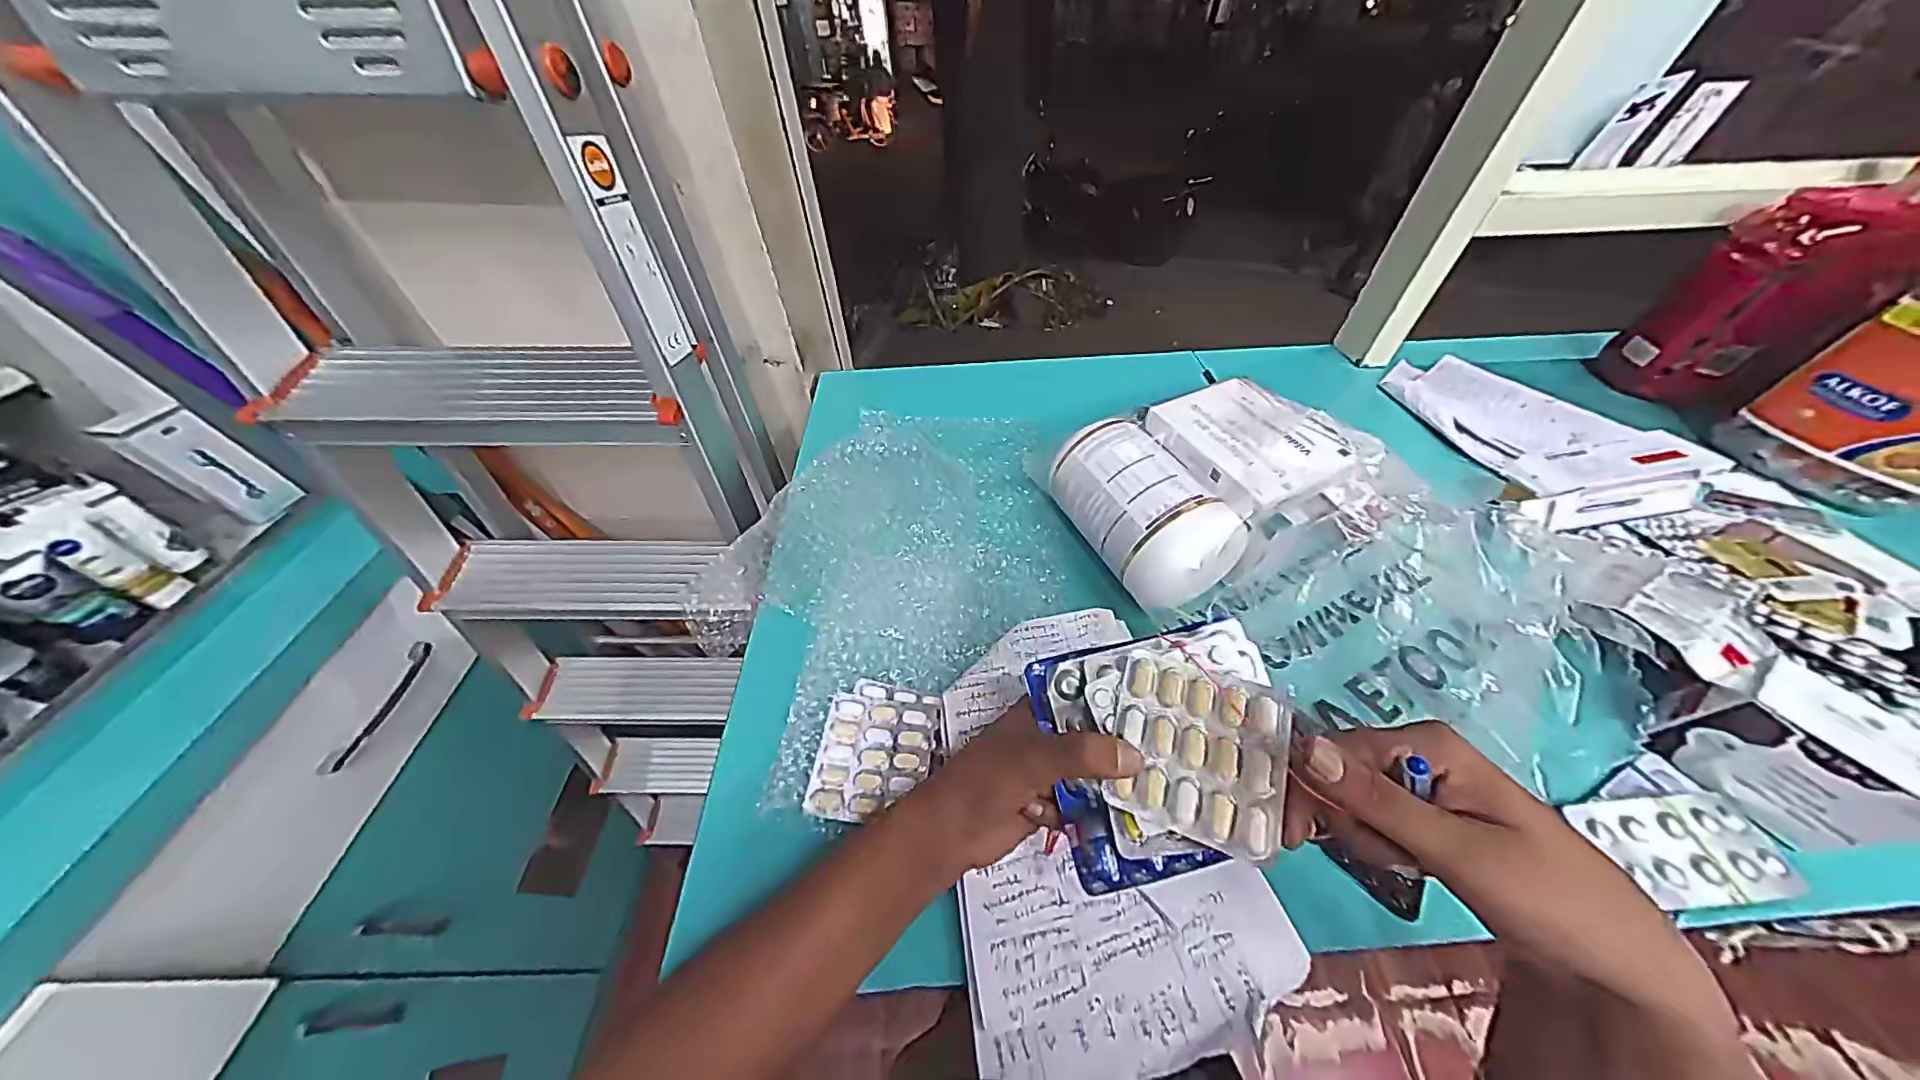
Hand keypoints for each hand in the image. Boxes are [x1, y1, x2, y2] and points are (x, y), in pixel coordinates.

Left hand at [900, 701, 1141, 871]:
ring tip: (1157, 789)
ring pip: (1091, 773)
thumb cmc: (985, 781)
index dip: (1117, 700)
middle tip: (1172, 754)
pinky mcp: (1049, 803)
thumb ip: (1083, 753)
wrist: (952, 834)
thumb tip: (1134, 757)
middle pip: (1093, 738)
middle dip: (1123, 748)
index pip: (1084, 697)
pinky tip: (1125, 817)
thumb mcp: (1035, 758)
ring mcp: (1047, 771)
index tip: (1159, 706)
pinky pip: (1083, 802)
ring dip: (1114, 783)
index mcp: (1038, 713)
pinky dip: (1098, 810)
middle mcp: (1046, 738)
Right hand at [1281, 722, 1732, 1027]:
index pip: (1333, 749)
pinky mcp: (1424, 815)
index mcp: (1428, 743)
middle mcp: (1420, 753)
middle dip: (1342, 817)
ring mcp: (1423, 784)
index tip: (1296, 833)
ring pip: (1351, 800)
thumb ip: (1378, 801)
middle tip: (1374, 857)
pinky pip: (1373, 819)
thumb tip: (1307, 748)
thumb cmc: (1550, 897)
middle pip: (1338, 771)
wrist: (1615, 960)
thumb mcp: (1458, 850)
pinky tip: (1407, 866)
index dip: (1308, 787)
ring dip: (1363, 837)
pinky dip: (1376, 845)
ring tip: (1408, 866)